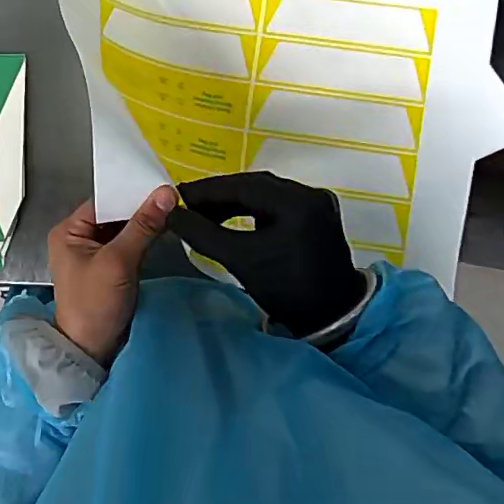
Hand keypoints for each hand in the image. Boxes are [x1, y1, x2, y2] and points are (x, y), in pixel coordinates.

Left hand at [47, 186, 175, 364]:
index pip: (102, 201)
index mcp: (68, 231)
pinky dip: (144, 240)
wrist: (91, 348)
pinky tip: (165, 231)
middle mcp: (78, 239)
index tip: (161, 184)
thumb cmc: (94, 303)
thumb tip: (165, 193)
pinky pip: (128, 246)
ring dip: (145, 224)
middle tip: (173, 196)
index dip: (129, 192)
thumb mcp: (118, 261)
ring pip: (123, 230)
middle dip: (140, 208)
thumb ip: (142, 226)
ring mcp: (94, 255)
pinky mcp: (110, 269)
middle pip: (114, 215)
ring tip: (175, 209)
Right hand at [165, 172, 366, 337]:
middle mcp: (308, 194)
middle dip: (216, 194)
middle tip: (185, 204)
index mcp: (295, 202)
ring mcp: (314, 203)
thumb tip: (172, 214)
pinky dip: (247, 208)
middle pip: (252, 185)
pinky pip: (273, 203)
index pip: (240, 185)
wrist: (331, 318)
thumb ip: (202, 233)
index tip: (176, 196)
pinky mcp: (314, 215)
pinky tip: (227, 218)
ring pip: (262, 193)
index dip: (204, 190)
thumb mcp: (239, 260)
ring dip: (230, 201)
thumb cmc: (286, 289)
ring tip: (202, 213)